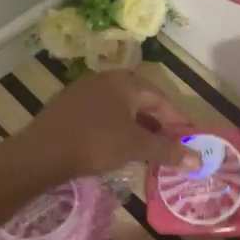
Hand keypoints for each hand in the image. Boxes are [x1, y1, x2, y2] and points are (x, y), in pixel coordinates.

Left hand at [22, 70, 198, 181]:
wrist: (41, 153)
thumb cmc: (95, 143)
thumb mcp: (136, 147)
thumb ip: (168, 151)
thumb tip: (199, 160)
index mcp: (125, 82)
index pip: (161, 99)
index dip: (177, 120)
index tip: (188, 139)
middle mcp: (105, 79)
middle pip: (140, 101)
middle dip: (157, 124)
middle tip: (169, 145)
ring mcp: (83, 91)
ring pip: (119, 109)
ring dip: (136, 127)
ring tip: (146, 149)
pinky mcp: (67, 107)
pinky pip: (101, 115)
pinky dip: (115, 128)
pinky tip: (116, 147)